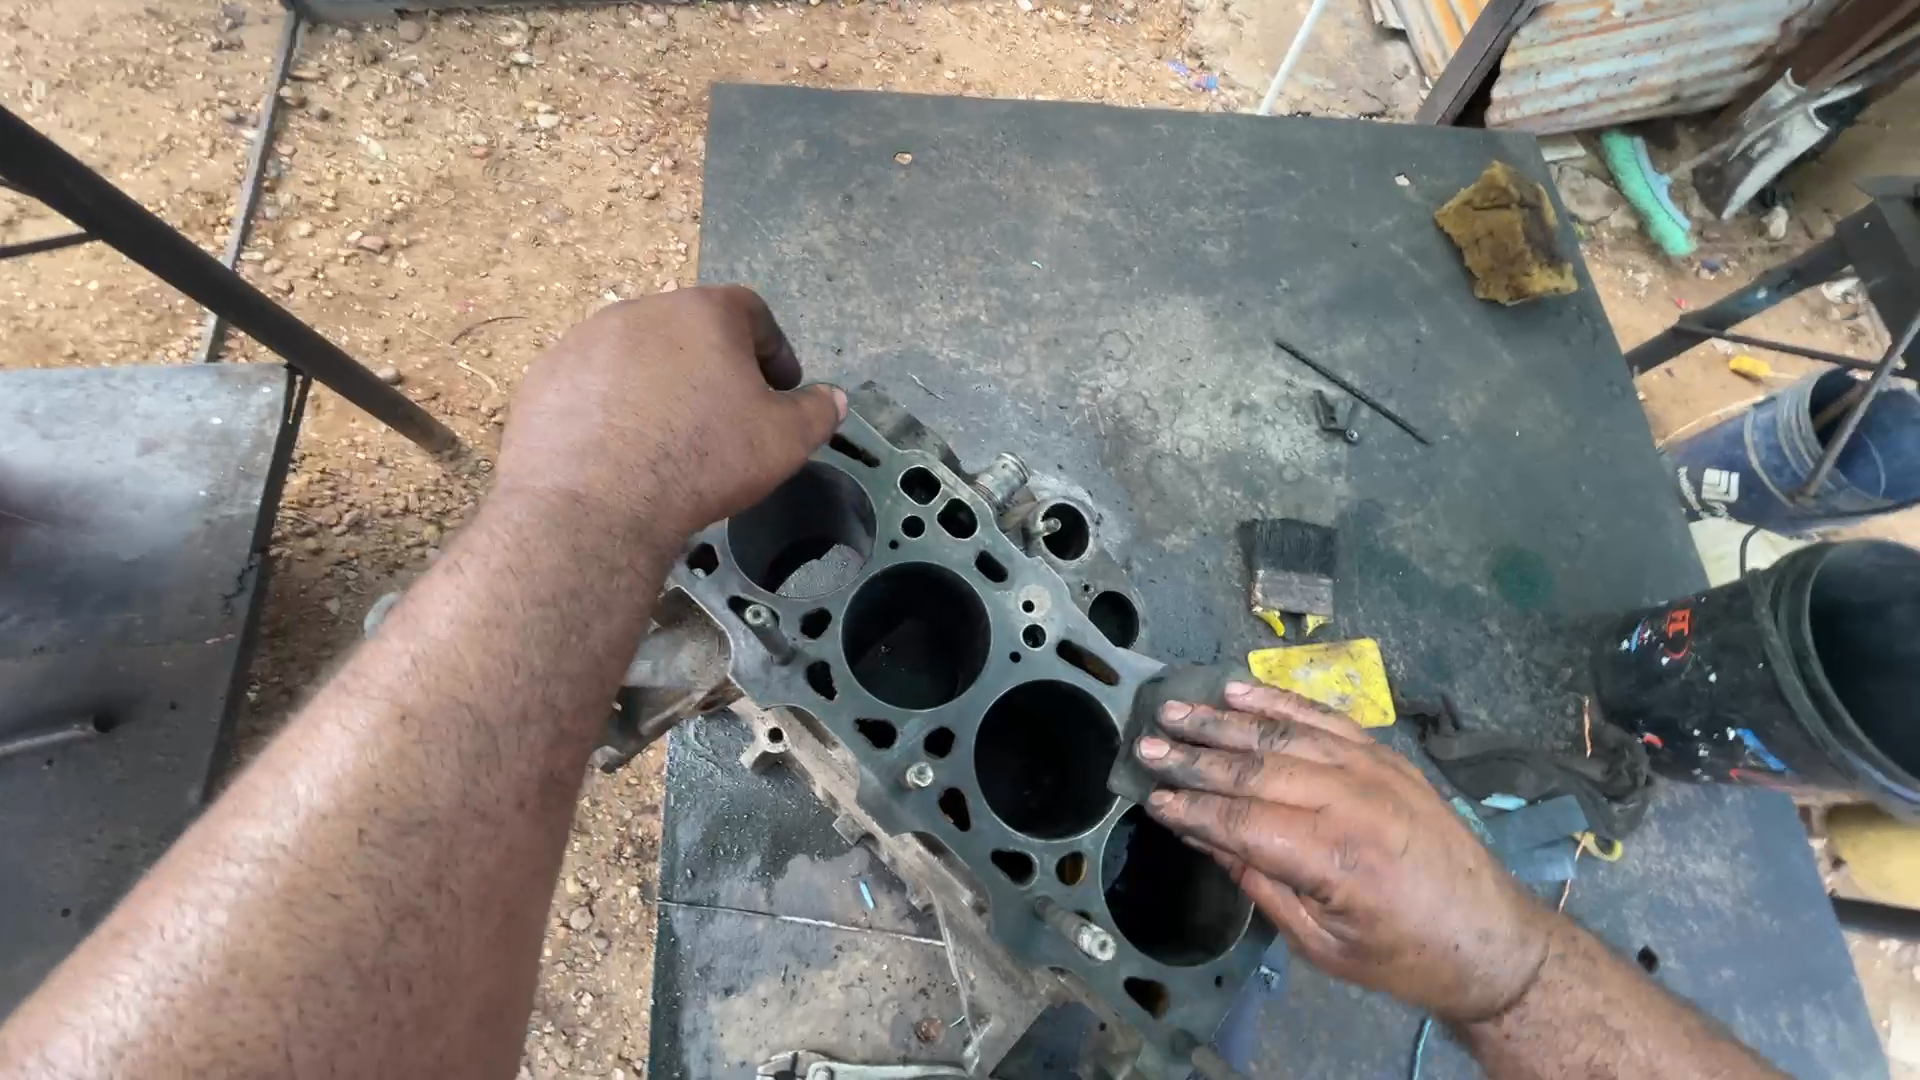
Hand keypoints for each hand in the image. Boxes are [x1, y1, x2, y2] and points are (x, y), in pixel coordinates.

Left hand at [492, 286, 844, 545]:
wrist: (594, 502)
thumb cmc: (704, 459)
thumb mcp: (785, 441)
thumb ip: (818, 412)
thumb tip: (834, 398)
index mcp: (705, 313)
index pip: (753, 312)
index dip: (775, 350)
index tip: (779, 389)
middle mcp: (643, 310)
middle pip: (694, 330)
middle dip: (718, 368)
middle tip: (729, 417)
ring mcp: (586, 340)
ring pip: (642, 355)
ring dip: (665, 384)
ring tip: (673, 436)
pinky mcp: (546, 376)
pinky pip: (596, 383)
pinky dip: (617, 406)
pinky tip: (624, 449)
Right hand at [1134, 682, 1551, 1023]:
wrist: (1497, 942)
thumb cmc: (1403, 956)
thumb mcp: (1321, 942)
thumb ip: (1257, 881)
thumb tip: (1197, 834)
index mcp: (1339, 860)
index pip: (1243, 822)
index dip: (1192, 810)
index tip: (1152, 797)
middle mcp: (1353, 801)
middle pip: (1253, 768)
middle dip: (1193, 758)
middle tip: (1146, 745)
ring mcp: (1372, 768)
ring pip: (1280, 733)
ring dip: (1221, 720)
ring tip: (1174, 710)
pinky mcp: (1383, 753)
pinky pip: (1320, 716)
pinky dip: (1275, 700)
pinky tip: (1237, 689)